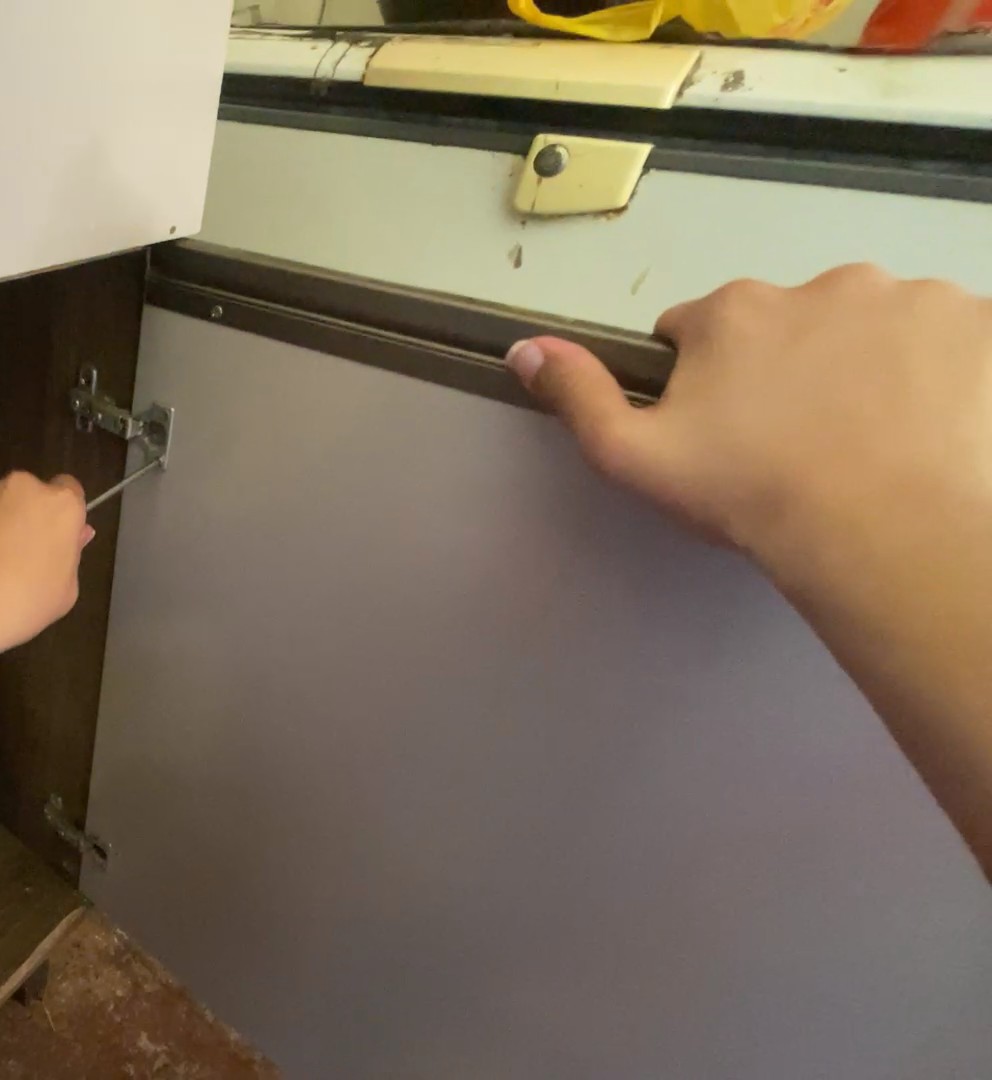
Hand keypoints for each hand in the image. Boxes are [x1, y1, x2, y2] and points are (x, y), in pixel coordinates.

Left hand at [0, 471, 91, 680]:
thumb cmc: (17, 607)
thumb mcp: (63, 595)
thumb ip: (70, 557)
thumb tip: (72, 535)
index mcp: (60, 505)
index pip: (70, 491)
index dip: (61, 516)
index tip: (51, 542)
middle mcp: (22, 486)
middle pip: (29, 495)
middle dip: (25, 517)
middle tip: (15, 558)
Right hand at [506, 265, 991, 579]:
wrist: (885, 530)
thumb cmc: (744, 489)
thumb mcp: (627, 452)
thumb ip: (575, 393)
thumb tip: (524, 348)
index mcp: (732, 312)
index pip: (692, 327)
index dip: (691, 375)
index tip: (708, 421)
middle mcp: (823, 287)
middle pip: (780, 320)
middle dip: (774, 362)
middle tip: (776, 432)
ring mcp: (916, 301)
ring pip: (860, 324)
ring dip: (850, 361)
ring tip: (848, 431)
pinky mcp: (986, 328)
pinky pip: (940, 337)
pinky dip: (924, 368)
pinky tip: (910, 421)